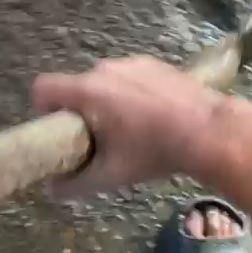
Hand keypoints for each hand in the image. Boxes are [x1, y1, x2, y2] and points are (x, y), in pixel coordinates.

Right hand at [32, 57, 228, 197]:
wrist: (209, 131)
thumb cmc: (153, 151)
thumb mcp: (110, 175)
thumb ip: (74, 184)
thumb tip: (52, 190)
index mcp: (87, 90)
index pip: (42, 88)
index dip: (43, 110)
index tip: (58, 132)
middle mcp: (105, 69)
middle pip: (76, 87)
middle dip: (80, 112)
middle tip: (97, 140)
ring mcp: (132, 62)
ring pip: (104, 82)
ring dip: (106, 102)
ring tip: (130, 130)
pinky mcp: (156, 64)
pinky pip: (130, 78)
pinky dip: (132, 94)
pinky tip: (153, 117)